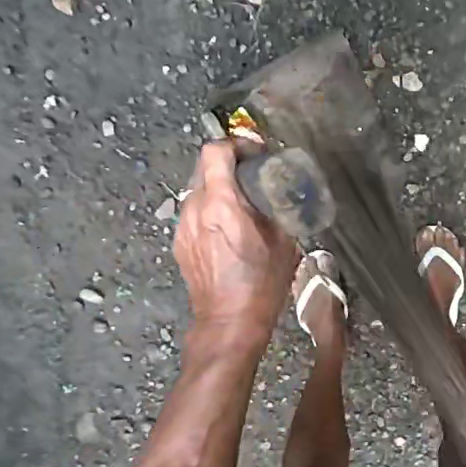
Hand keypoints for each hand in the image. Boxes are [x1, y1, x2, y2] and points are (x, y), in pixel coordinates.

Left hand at [174, 141, 296, 348]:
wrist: (229, 322)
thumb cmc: (261, 284)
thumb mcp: (284, 242)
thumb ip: (279, 208)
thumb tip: (283, 190)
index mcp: (221, 204)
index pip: (216, 151)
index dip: (237, 144)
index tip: (257, 154)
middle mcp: (195, 209)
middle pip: (205, 166)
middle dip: (230, 164)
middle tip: (254, 175)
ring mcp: (183, 227)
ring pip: (198, 189)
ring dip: (220, 187)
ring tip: (243, 203)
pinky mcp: (180, 243)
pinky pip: (195, 212)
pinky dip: (211, 208)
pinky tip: (229, 228)